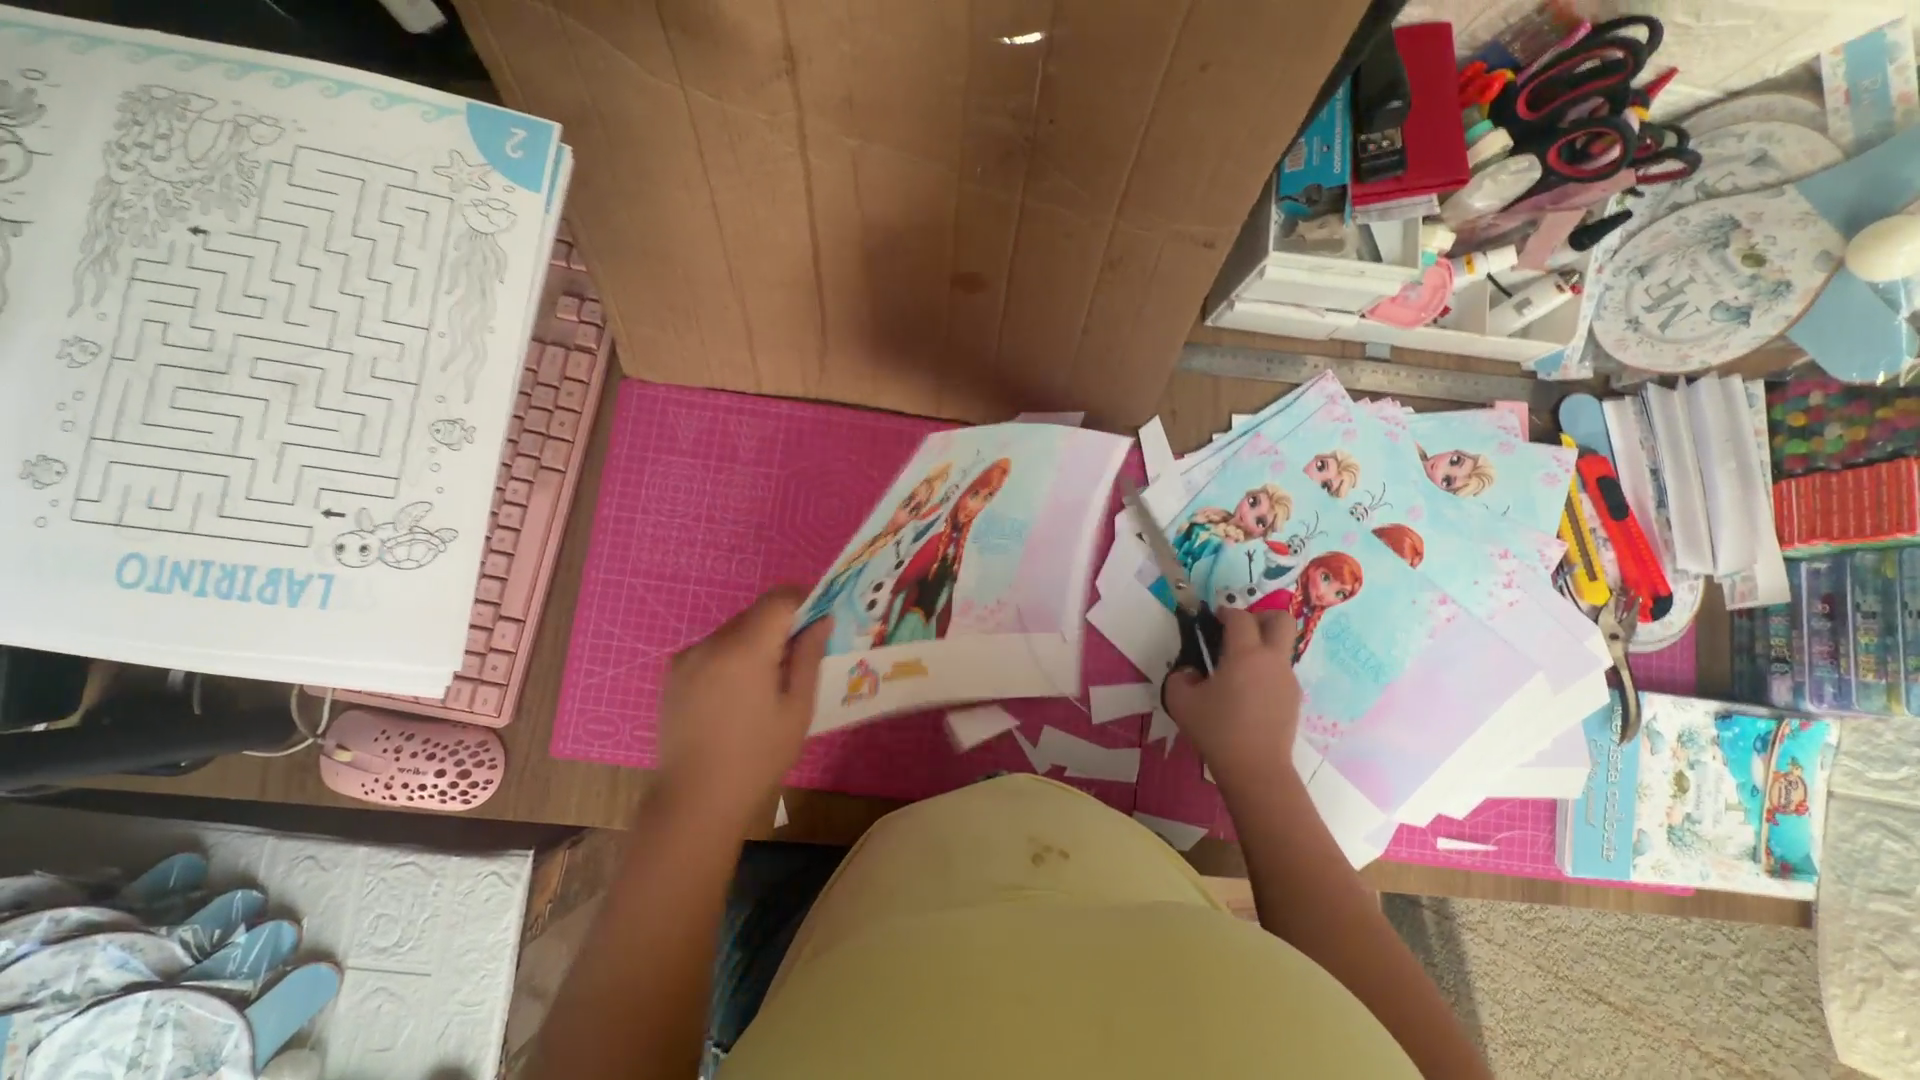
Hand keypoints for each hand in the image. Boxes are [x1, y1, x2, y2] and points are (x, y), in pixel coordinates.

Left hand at [656, 588, 828, 817]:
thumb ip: (809, 657)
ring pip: (734, 633)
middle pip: (755, 614)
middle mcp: (712, 643)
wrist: (695, 800)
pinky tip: (738, 698)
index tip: (821, 621)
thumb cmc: (758, 758)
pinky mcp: (674, 675)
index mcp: (745, 649)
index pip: (779, 599)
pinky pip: (712, 651)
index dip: (804, 601)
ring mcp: (687, 658)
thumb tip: (822, 620)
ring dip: (756, 645)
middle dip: (781, 628)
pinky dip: (732, 660)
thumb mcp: (797, 709)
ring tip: (767, 688)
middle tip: (799, 662)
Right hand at [1162, 606, 1302, 793]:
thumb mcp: (1181, 701)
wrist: (1255, 768)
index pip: (1240, 618)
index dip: (1225, 612)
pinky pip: (1280, 672)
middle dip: (1261, 616)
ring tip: (1237, 670)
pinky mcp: (1293, 699)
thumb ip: (1180, 677)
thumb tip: (1191, 672)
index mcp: (1245, 654)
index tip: (1212, 619)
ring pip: (1282, 648)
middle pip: (1281, 620)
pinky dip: (1265, 671)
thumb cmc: (1217, 730)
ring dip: (1262, 647)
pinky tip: (1247, 694)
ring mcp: (1287, 680)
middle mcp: (1272, 660)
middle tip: (1239, 630)